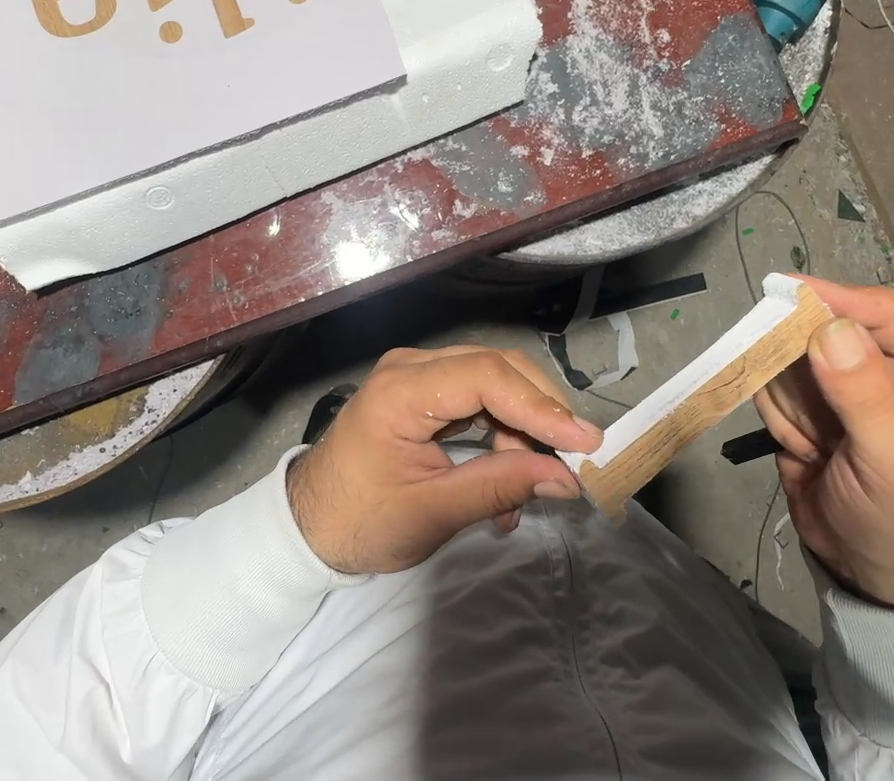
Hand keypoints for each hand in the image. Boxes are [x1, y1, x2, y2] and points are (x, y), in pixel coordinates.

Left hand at [287, 346, 603, 574]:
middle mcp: (411, 368)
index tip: (584, 442)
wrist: (309, 525)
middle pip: (496, 368)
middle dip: (540, 413)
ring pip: (494, 382)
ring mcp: (416, 376)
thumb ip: (498, 487)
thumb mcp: (431, 513)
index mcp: (401, 391)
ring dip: (522, 430)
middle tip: (573, 461)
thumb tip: (567, 478)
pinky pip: (479, 398)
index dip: (541, 406)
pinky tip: (509, 477)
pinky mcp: (424, 393)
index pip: (486, 376)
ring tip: (529, 488)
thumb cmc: (360, 521)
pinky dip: (503, 432)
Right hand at [752, 277, 893, 607]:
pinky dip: (779, 415)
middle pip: (828, 326)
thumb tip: (830, 328)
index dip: (838, 299)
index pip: (886, 313)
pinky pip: (774, 384)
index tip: (787, 291)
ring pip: (792, 355)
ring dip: (793, 401)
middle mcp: (893, 368)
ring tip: (819, 445)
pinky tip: (805, 449)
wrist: (871, 575)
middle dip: (806, 365)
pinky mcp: (809, 405)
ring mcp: (845, 385)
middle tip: (804, 405)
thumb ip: (867, 395)